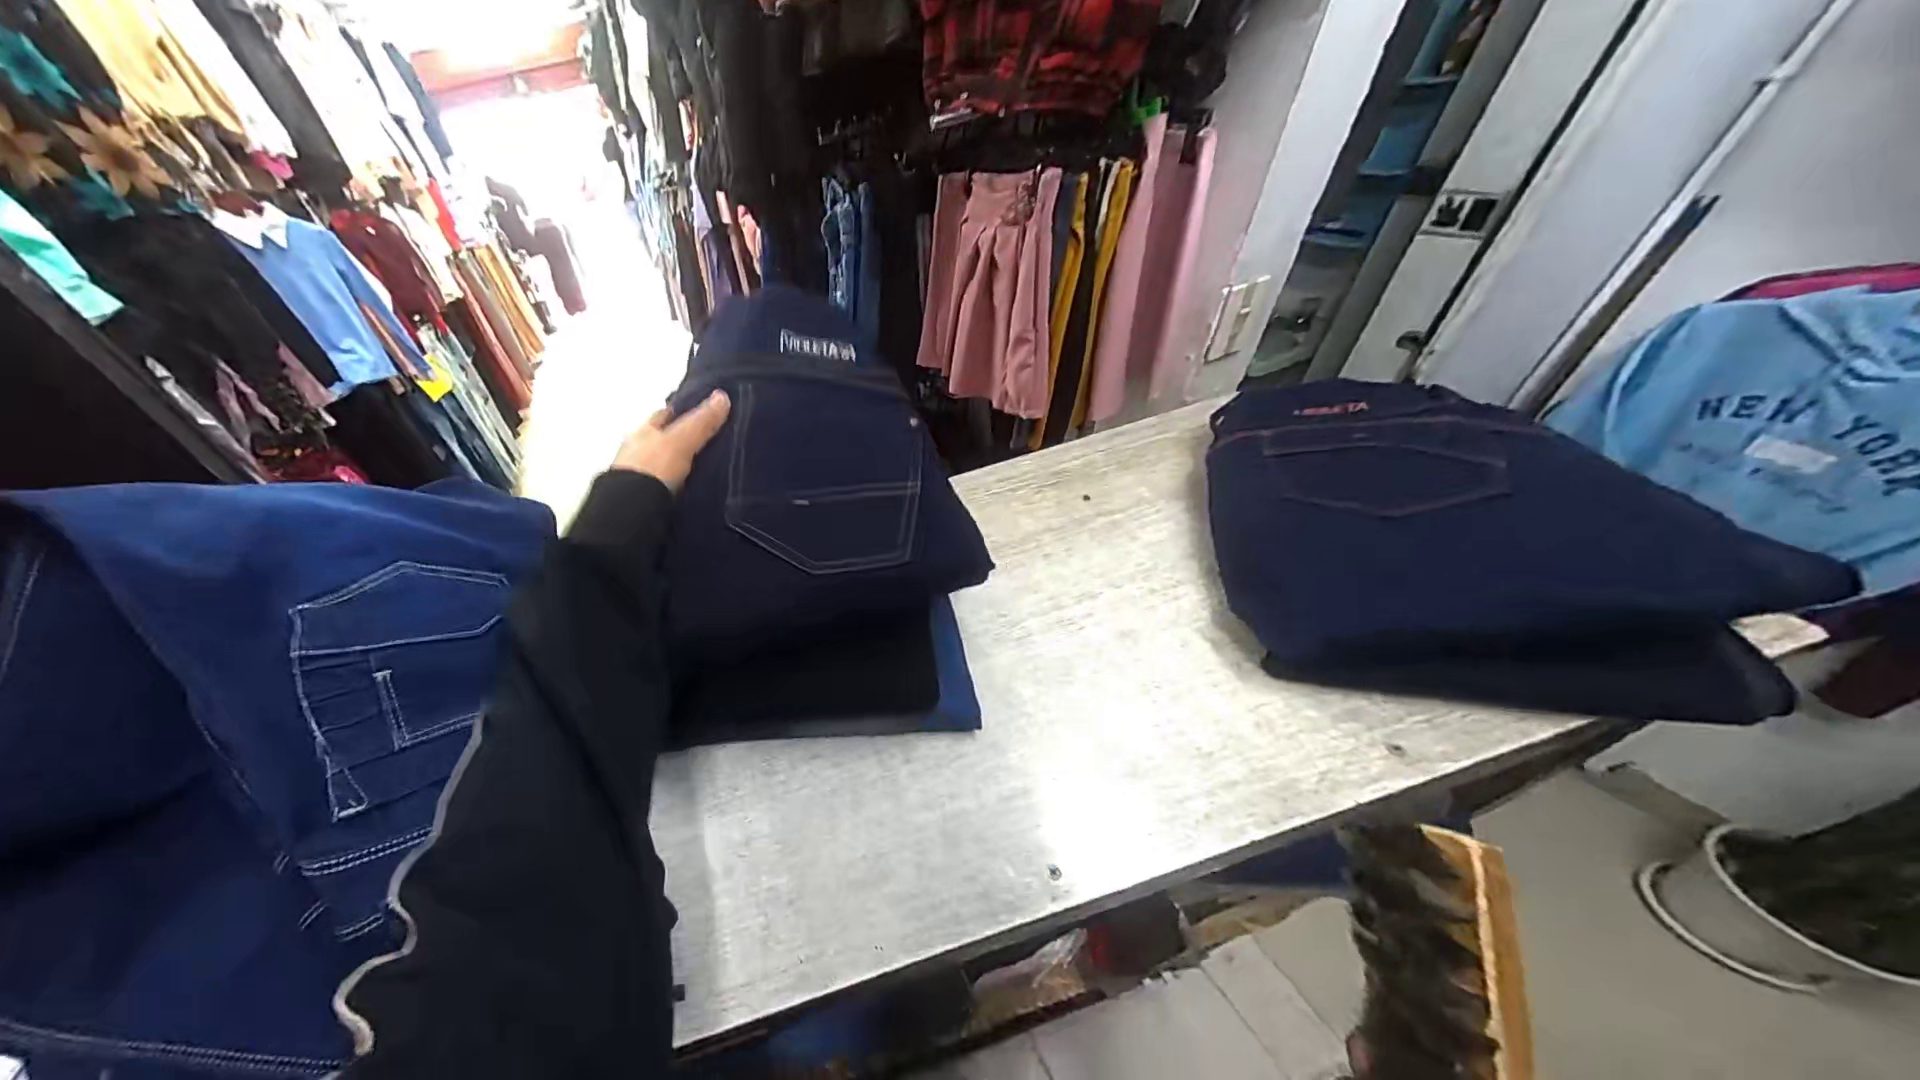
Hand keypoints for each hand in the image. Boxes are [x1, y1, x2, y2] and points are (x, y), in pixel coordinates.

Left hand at [611, 391, 730, 491]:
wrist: (633, 514)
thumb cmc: (653, 468)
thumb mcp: (681, 441)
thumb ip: (701, 422)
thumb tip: (722, 395)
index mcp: (643, 432)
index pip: (665, 415)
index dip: (685, 410)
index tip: (708, 411)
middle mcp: (639, 452)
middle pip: (667, 440)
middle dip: (687, 439)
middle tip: (718, 440)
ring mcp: (643, 478)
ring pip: (670, 464)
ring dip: (686, 465)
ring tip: (715, 467)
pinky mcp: (650, 501)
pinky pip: (673, 487)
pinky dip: (686, 485)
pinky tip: (700, 488)